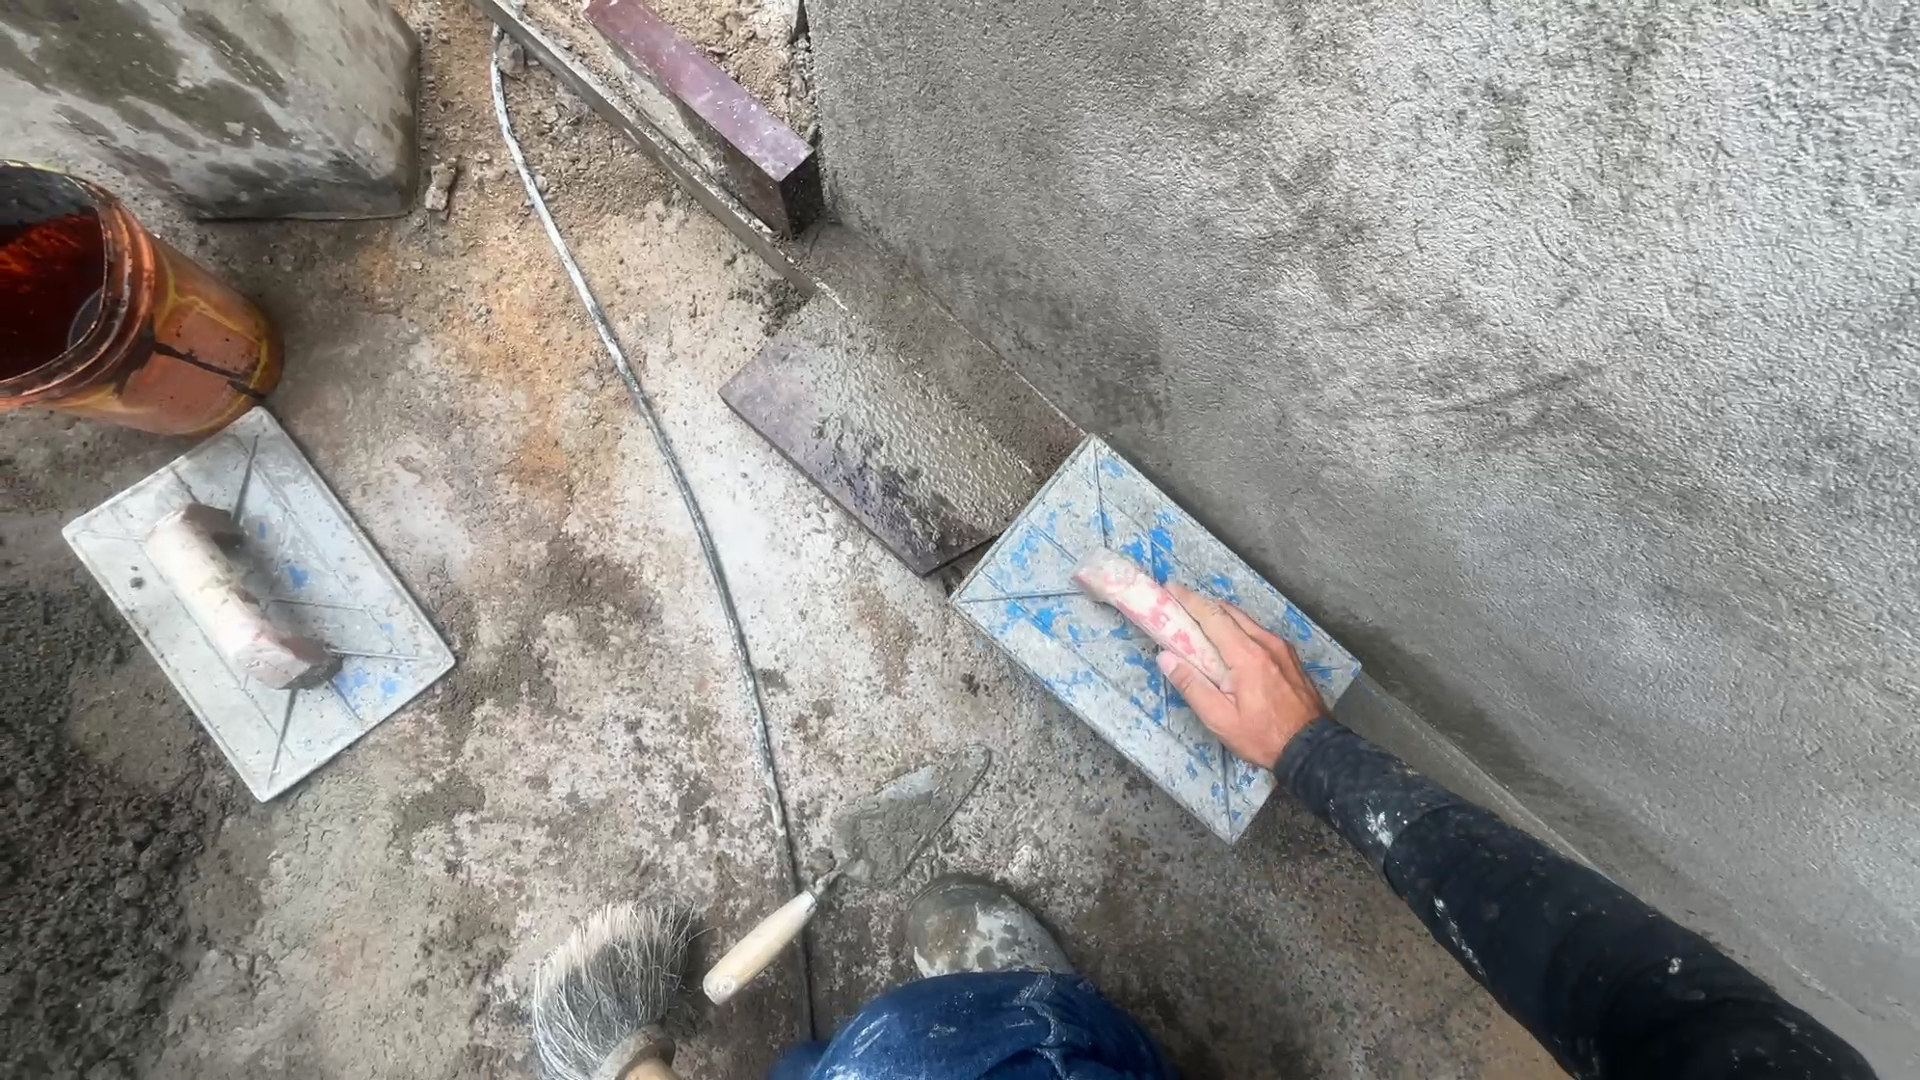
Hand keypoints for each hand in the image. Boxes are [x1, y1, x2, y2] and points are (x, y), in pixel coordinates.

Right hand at [1155, 584, 1326, 768]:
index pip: (1213, 617)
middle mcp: (1266, 644)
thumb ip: (1192, 686)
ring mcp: (1282, 649)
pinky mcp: (1290, 657)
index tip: (1171, 589)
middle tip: (1180, 605)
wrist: (1313, 750)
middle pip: (1230, 612)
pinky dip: (1238, 628)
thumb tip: (1166, 658)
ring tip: (1200, 621)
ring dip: (1221, 615)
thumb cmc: (1263, 736)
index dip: (1190, 600)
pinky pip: (1258, 632)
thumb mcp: (1220, 719)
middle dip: (1203, 604)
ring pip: (1246, 621)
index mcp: (1247, 656)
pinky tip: (1229, 641)